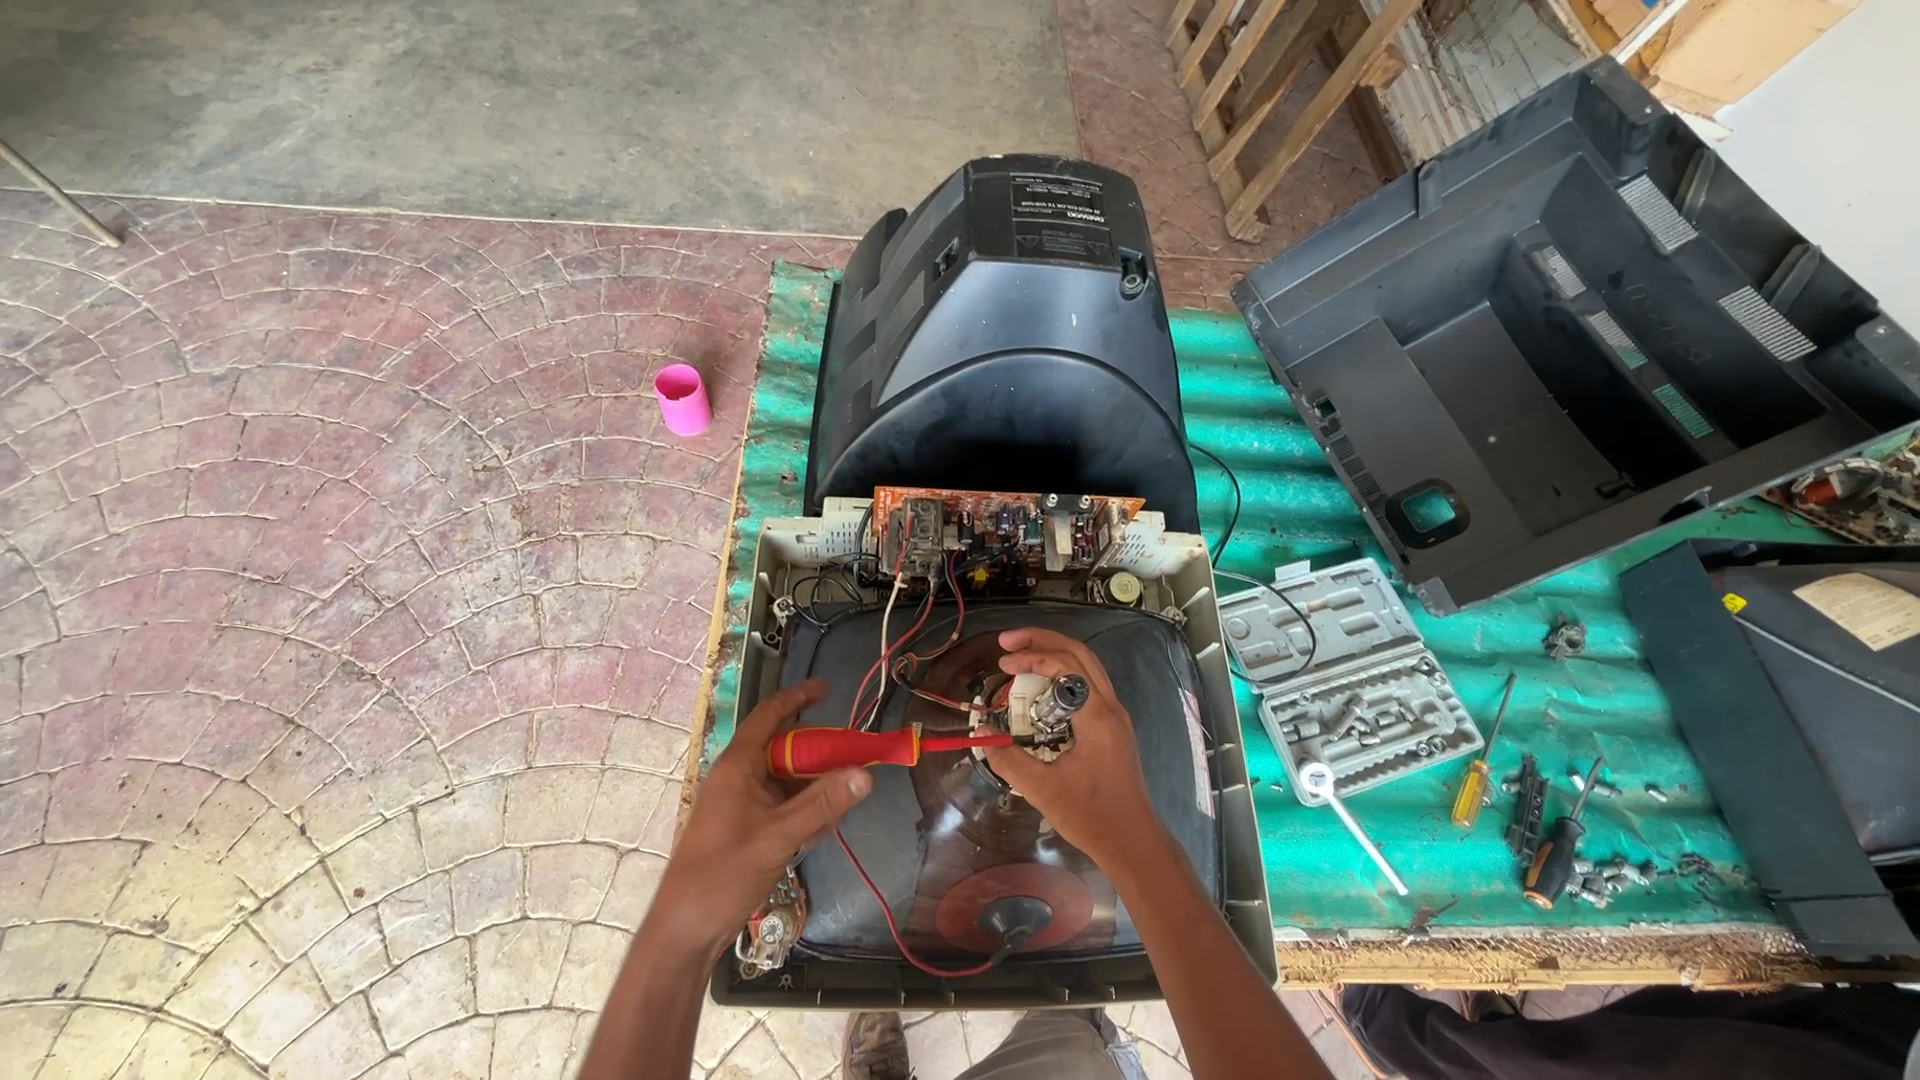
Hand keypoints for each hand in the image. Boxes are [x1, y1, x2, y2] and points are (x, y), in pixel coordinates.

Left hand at [646, 678, 872, 953]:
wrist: (685, 930)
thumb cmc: (723, 875)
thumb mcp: (779, 837)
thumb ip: (823, 804)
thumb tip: (865, 774)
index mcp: (738, 766)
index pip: (770, 715)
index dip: (799, 698)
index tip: (829, 689)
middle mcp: (739, 777)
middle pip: (786, 748)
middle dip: (821, 752)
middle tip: (854, 758)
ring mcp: (742, 803)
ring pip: (788, 779)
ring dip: (816, 786)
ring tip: (844, 800)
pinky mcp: (747, 827)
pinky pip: (783, 805)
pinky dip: (806, 810)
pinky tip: (824, 830)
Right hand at [983, 628, 1165, 871]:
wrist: (1133, 841)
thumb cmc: (1091, 816)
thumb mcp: (1041, 790)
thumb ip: (1008, 759)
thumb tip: (982, 735)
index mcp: (1097, 717)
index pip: (1065, 666)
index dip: (1031, 657)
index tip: (1003, 665)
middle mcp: (1111, 707)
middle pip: (1079, 653)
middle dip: (1041, 640)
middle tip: (1007, 642)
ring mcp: (1115, 715)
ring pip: (1087, 665)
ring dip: (1054, 652)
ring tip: (1020, 654)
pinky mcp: (1113, 726)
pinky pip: (1088, 683)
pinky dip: (1063, 672)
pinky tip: (1041, 686)